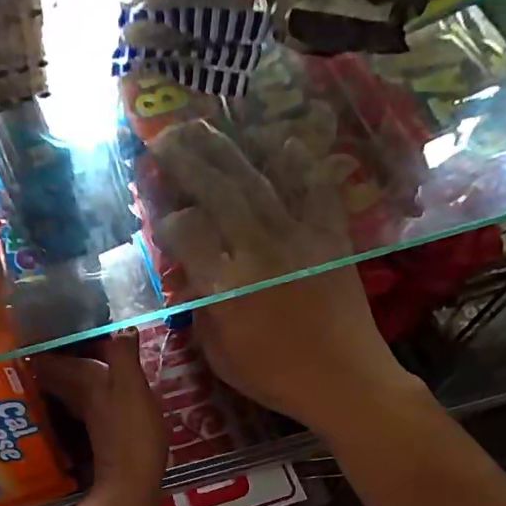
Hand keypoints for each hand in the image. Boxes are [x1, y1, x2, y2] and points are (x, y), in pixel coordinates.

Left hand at [34, 331, 167, 505]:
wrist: (131, 481)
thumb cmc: (132, 431)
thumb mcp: (132, 386)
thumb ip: (124, 356)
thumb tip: (122, 326)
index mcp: (82, 380)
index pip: (50, 358)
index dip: (42, 343)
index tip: (39, 325)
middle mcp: (78, 395)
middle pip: (56, 373)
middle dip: (53, 356)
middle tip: (56, 337)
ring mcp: (87, 414)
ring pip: (68, 387)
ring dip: (67, 372)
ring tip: (75, 355)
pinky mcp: (98, 429)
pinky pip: (83, 400)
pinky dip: (84, 390)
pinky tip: (97, 388)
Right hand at [148, 121, 418, 436]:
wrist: (346, 379)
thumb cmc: (274, 376)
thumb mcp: (219, 354)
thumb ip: (200, 309)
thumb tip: (193, 276)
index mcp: (226, 285)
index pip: (185, 233)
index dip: (166, 220)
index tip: (159, 218)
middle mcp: (258, 249)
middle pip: (217, 191)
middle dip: (186, 160)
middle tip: (164, 136)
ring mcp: (298, 237)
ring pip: (258, 181)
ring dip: (228, 150)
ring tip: (204, 125)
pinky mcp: (330, 236)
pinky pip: (313, 190)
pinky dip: (298, 165)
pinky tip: (282, 144)